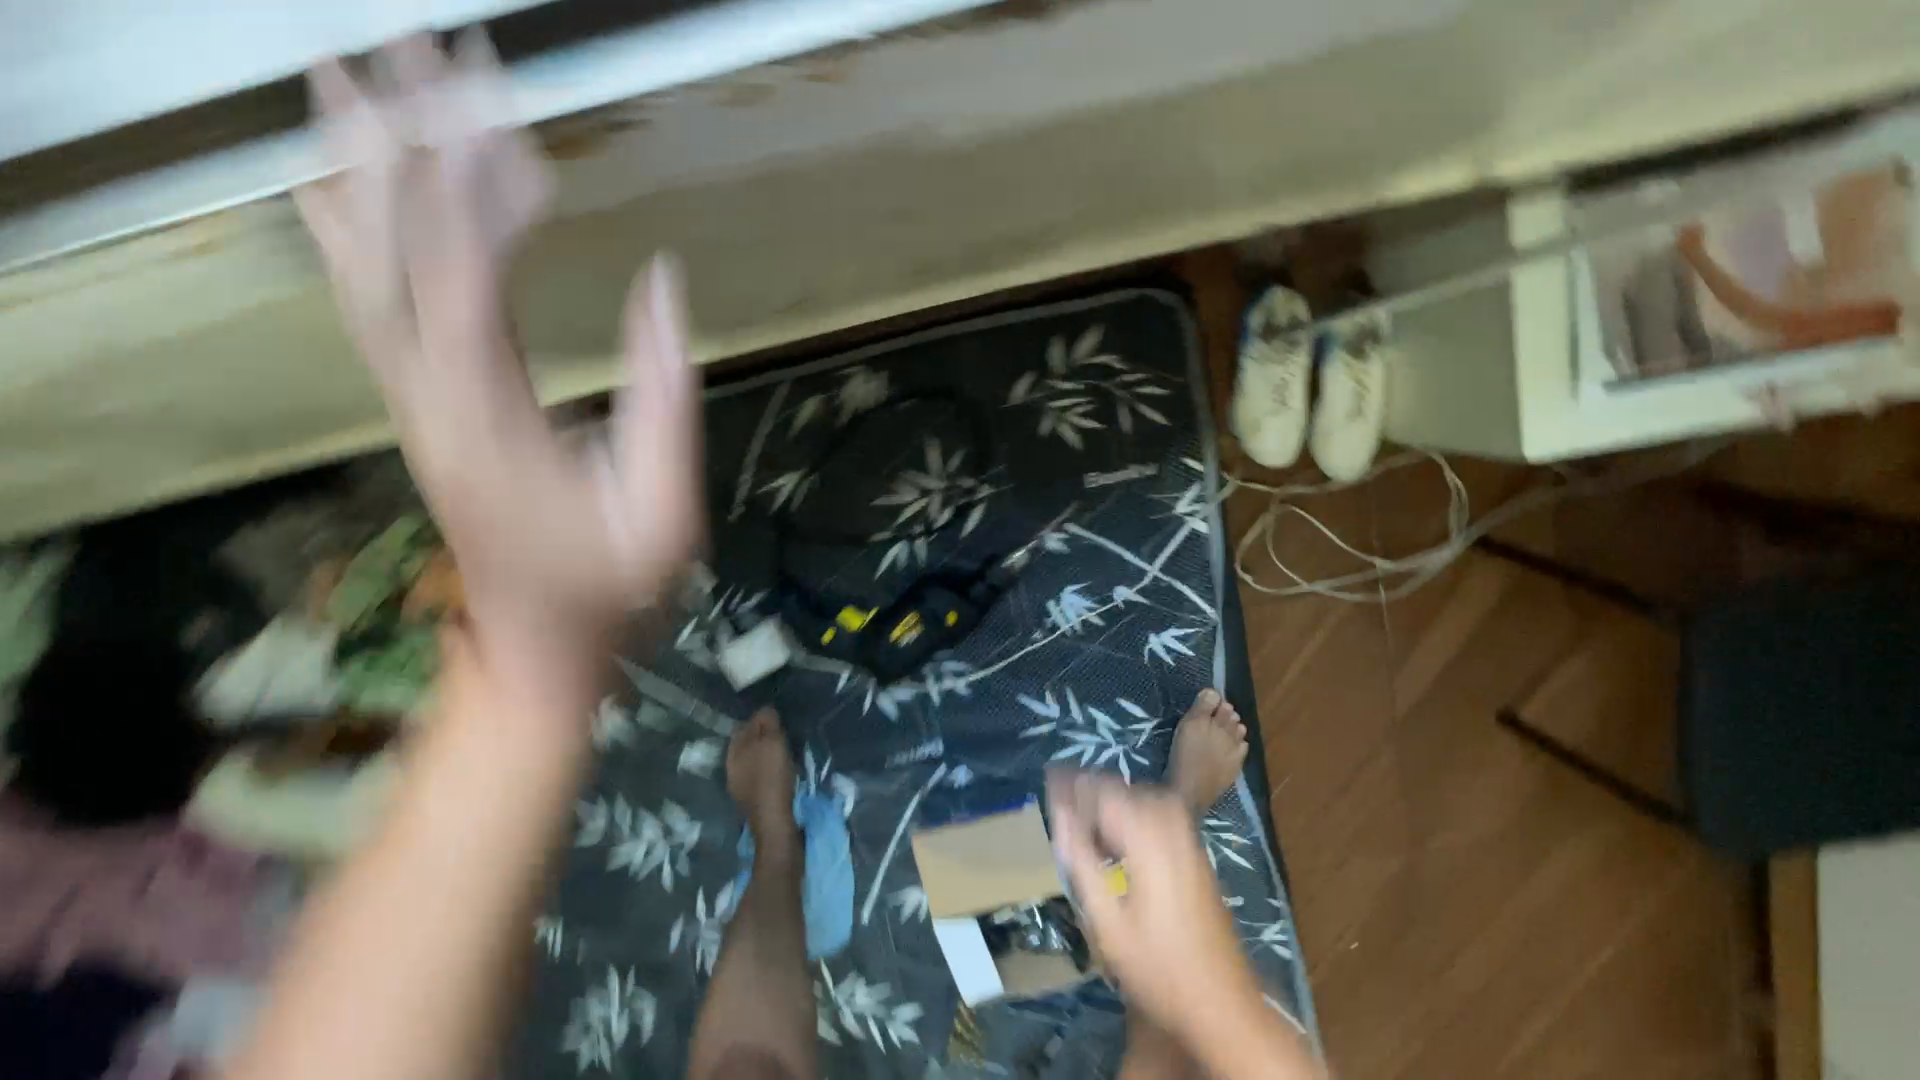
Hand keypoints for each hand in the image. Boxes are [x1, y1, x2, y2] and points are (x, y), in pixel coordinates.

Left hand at [294, 35, 703, 664]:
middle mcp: (430, 397)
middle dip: (400, 142)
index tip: (497, 105)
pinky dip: (352, 233)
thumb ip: (665, 400)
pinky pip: (372, 305)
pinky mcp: (422, 406)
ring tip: (347, 75)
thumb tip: (664, 286)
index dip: (472, 186)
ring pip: (364, 270)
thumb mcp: (664, 513)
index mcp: (493, 421)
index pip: (464, 279)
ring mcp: (415, 400)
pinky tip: (335, 181)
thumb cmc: (612, 590)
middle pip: (393, 252)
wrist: (536, 650)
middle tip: (408, 45)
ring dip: (356, 169)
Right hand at [1047, 771, 1260, 1040]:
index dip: (1075, 785)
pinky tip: (1121, 844)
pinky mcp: (1199, 860)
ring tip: (1089, 822)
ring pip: (1150, 801)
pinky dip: (1138, 817)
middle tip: (1066, 803)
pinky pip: (1165, 818)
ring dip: (1118, 802)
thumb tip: (1060, 818)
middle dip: (1097, 790)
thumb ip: (1082, 863)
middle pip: (1130, 791)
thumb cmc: (1157, 968)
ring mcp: (1191, 845)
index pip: (1106, 793)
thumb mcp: (1107, 922)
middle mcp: (1174, 832)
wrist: (1222, 1004)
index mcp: (1149, 841)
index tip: (1049, 781)